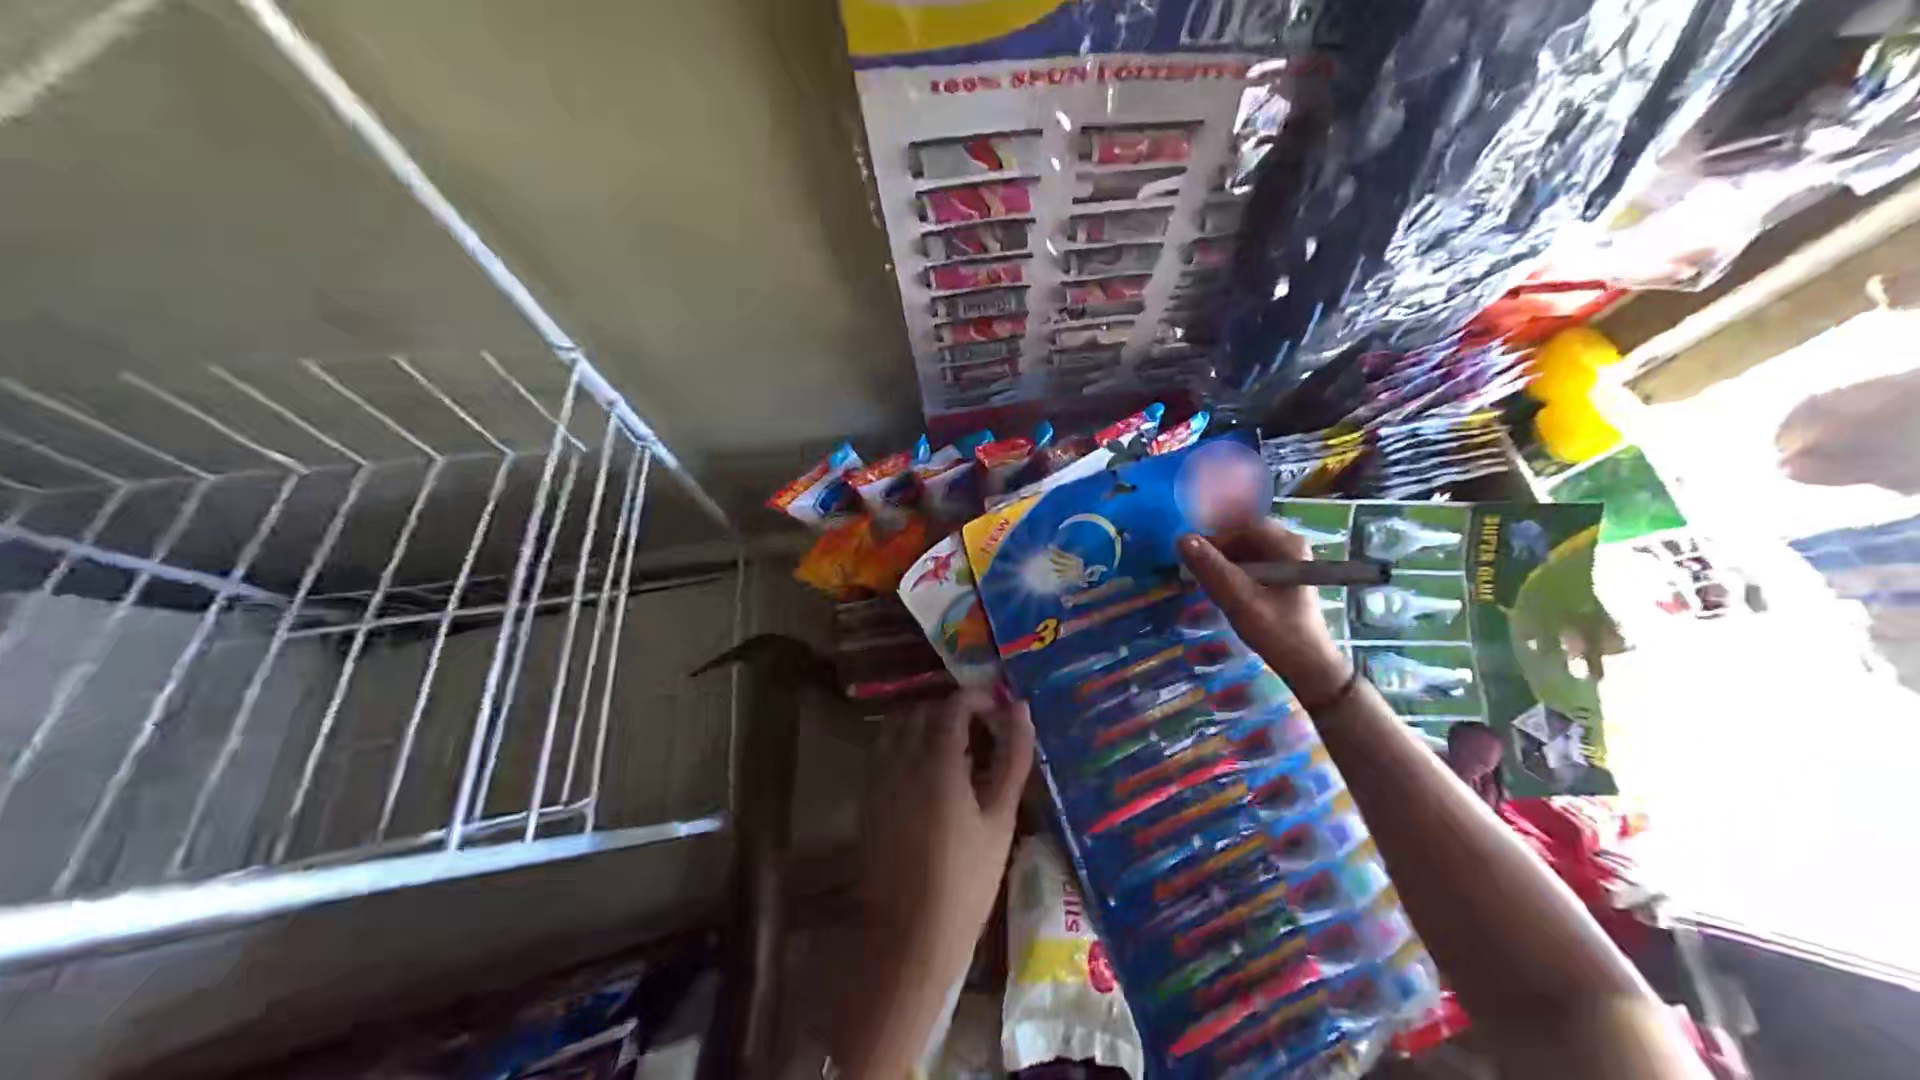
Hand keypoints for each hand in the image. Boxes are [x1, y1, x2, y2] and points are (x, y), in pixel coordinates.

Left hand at [861, 688, 1035, 976]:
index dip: (980, 699)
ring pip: (899, 727)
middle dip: (955, 711)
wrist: (910, 937)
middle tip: (985, 734)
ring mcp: (877, 777)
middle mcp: (899, 758)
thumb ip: (1012, 757)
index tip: (1001, 713)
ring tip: (958, 752)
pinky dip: (906, 746)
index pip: (953, 704)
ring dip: (928, 725)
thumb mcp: (1000, 818)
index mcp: (936, 760)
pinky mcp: (867, 798)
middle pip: (924, 710)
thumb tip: (1020, 709)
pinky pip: (883, 751)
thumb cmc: (966, 880)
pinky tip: (928, 775)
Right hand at [1178, 520, 1352, 707]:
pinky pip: (1249, 562)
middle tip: (1193, 571)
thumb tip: (1181, 539)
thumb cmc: (1277, 631)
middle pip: (1241, 534)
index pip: (1239, 522)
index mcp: (1286, 543)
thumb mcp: (1238, 599)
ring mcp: (1287, 559)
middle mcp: (1289, 544)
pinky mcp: (1282, 575)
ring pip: (1243, 549)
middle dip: (1214, 549)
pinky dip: (1231, 571)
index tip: (1189, 554)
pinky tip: (1220, 589)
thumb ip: (1211, 568)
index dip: (1211, 535)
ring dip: (1220, 561)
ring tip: (1203, 581)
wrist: (1308, 666)